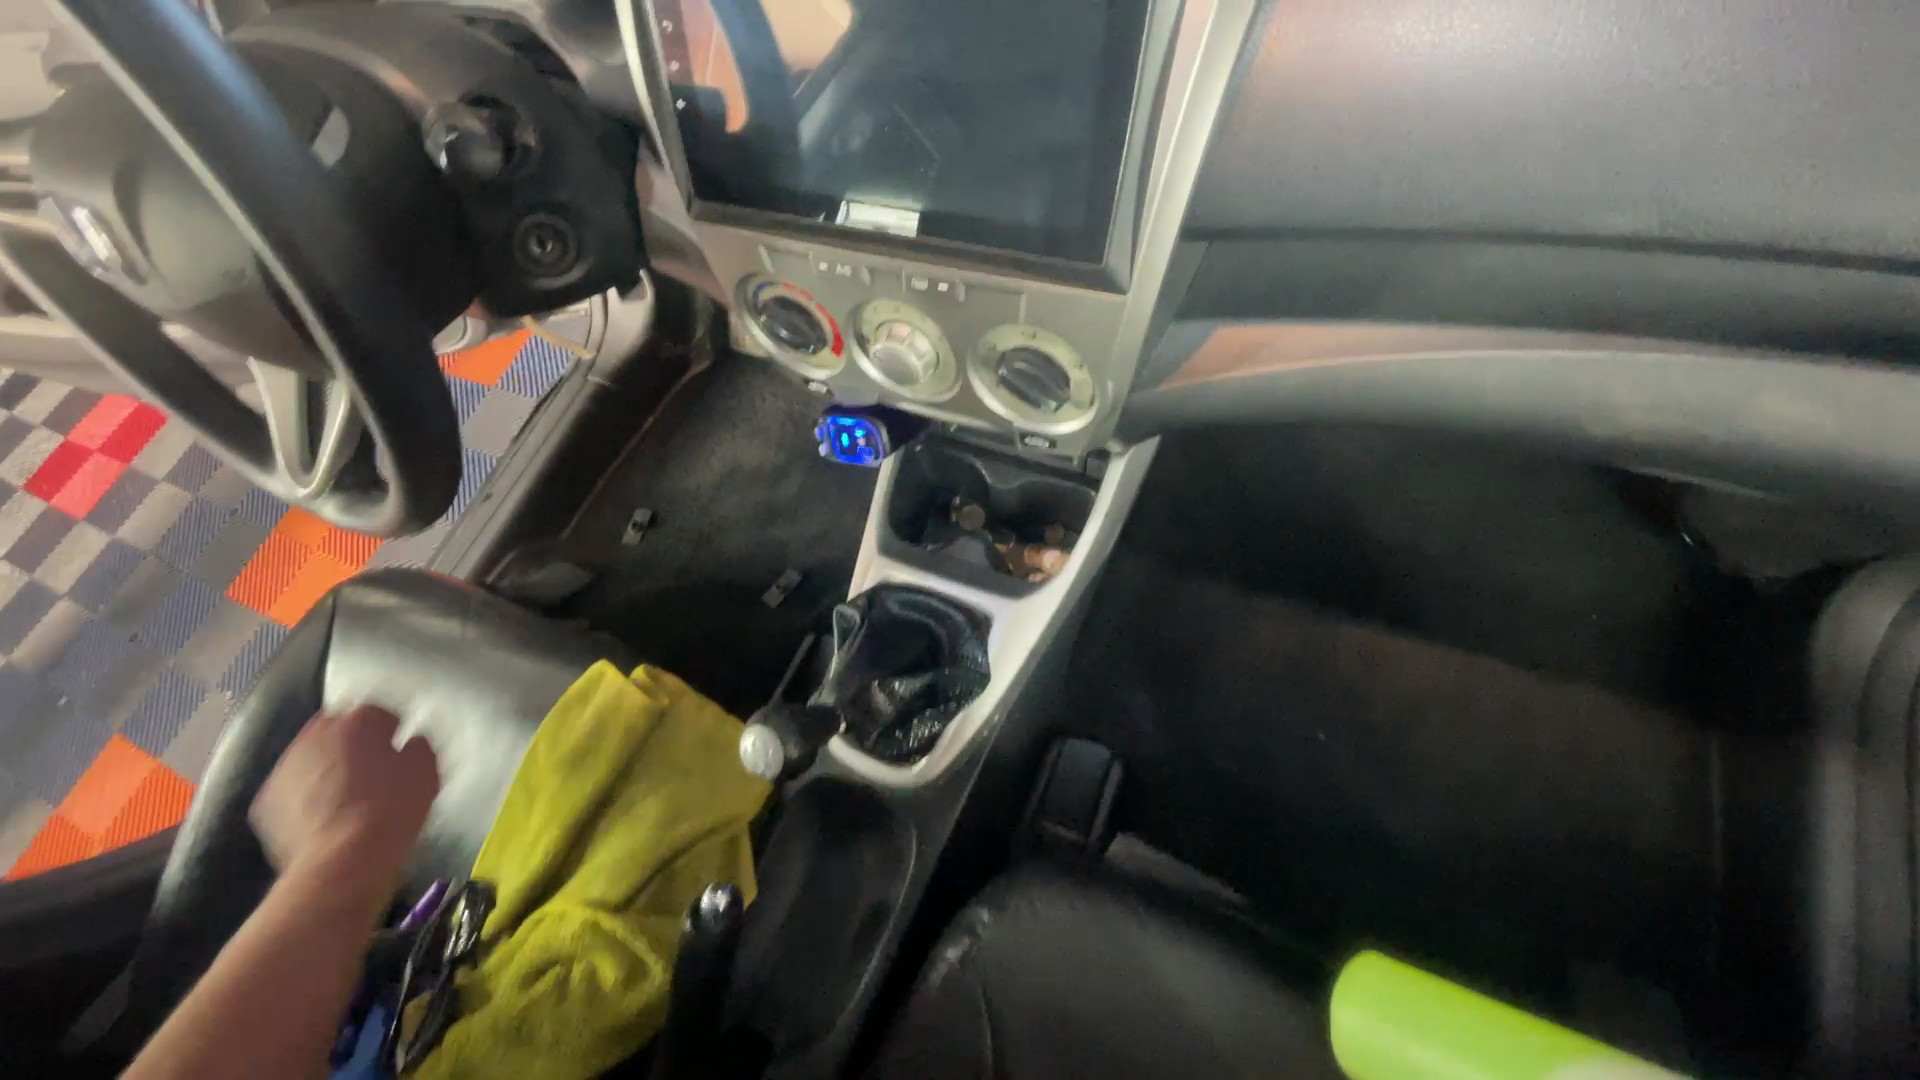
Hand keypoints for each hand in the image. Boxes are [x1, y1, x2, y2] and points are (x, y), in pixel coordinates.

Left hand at [249, 706, 439, 892]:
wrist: (344, 859)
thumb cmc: (393, 808)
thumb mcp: (426, 770)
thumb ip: (418, 747)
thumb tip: (410, 744)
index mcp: (359, 722)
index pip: (377, 712)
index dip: (391, 729)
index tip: (399, 746)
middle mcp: (316, 736)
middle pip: (334, 726)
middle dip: (351, 739)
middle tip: (371, 762)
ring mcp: (285, 767)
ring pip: (309, 755)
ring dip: (326, 764)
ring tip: (346, 790)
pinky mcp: (266, 801)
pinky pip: (292, 786)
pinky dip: (306, 792)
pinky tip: (325, 813)